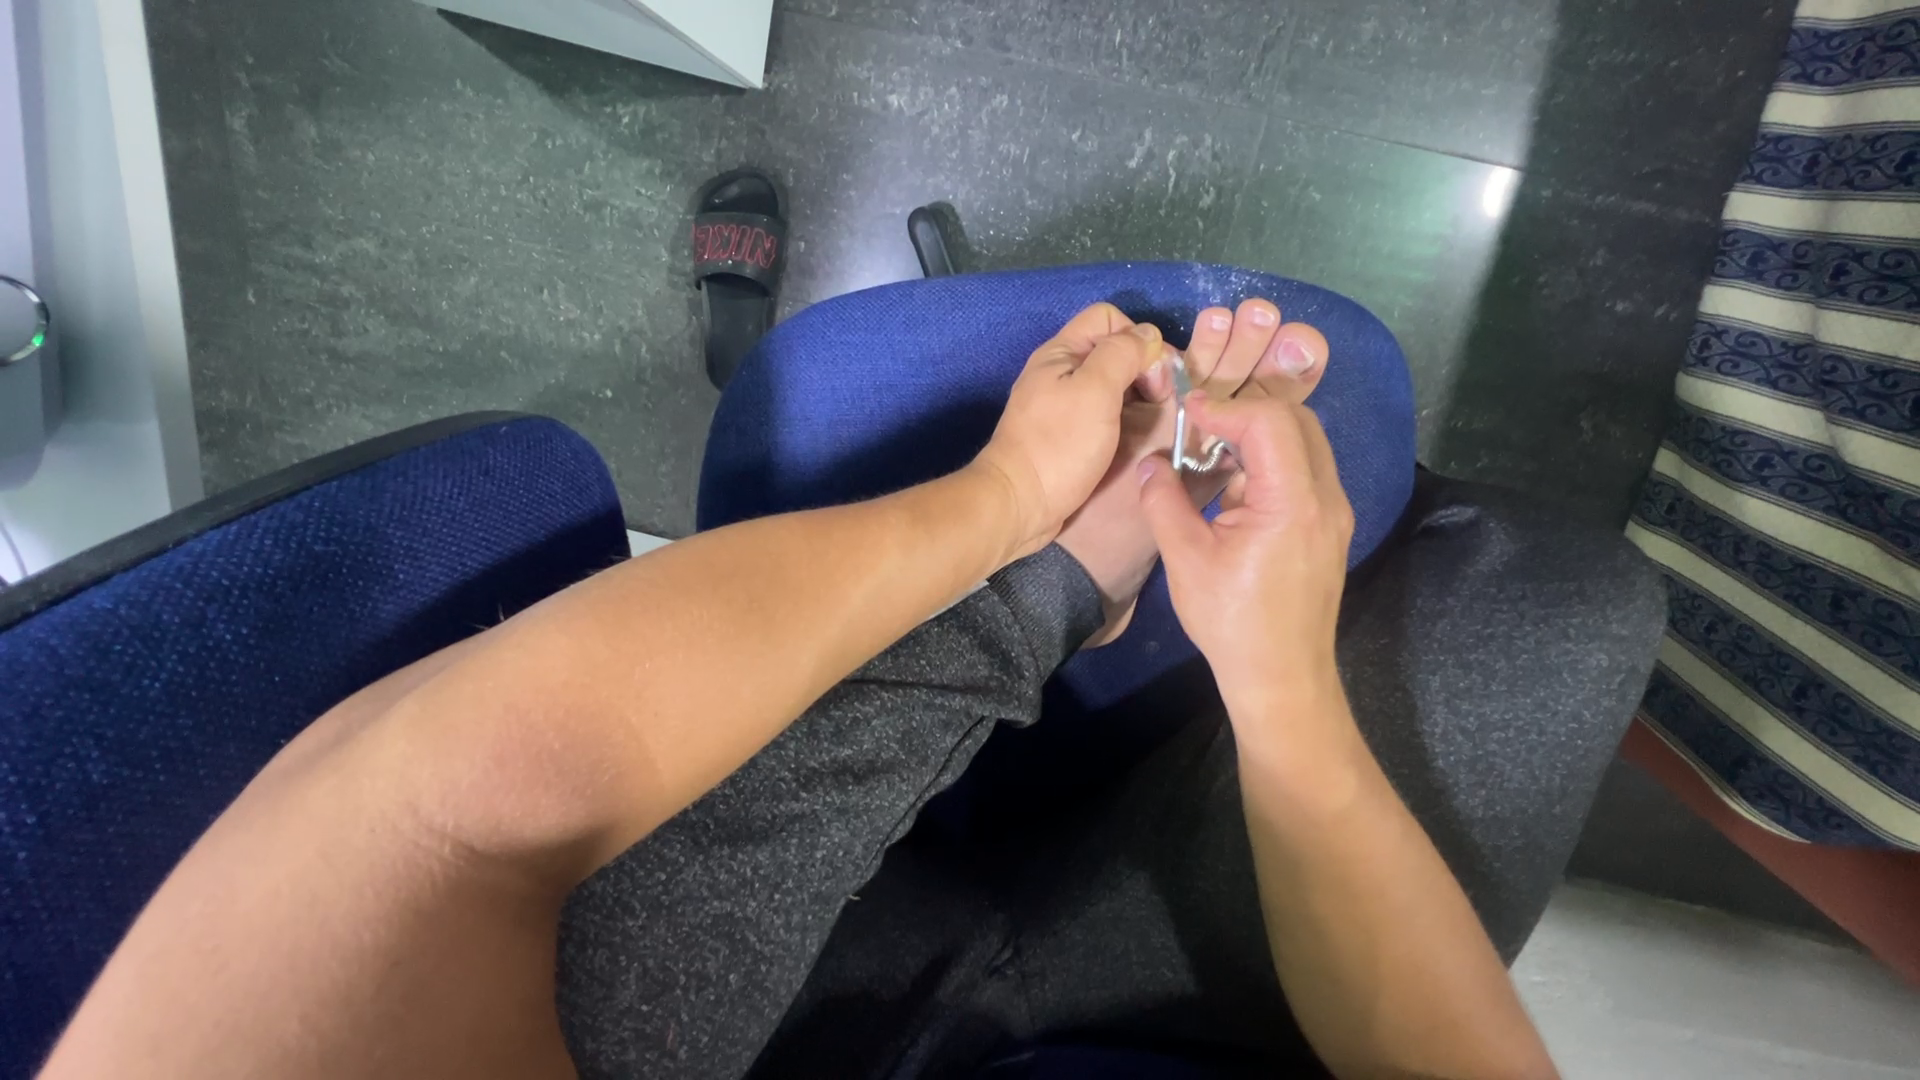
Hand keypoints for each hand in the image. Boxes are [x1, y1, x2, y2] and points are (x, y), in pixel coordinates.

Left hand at [972, 303, 1168, 560]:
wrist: (1019, 505)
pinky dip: (1122, 419)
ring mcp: (1061, 406)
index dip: (1137, 337)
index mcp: (1060, 353)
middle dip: (1142, 367)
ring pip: (1110, 385)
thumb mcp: (1095, 390)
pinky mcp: (1065, 437)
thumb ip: (1122, 354)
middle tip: (1159, 401)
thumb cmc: (1058, 445)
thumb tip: (1147, 335)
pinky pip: (1102, 414)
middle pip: (1111, 350)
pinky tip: (1133, 437)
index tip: (1154, 375)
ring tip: (1152, 419)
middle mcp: (1058, 373)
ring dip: (1135, 396)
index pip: (1108, 318)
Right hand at [1057, 300, 1328, 645]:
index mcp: (1292, 503)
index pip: (1270, 423)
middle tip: (1200, 426)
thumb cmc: (1230, 621)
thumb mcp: (1185, 560)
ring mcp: (1334, 513)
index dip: (1225, 408)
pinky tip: (1235, 486)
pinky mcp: (1328, 527)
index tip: (1187, 412)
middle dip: (1247, 413)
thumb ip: (1164, 502)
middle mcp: (1326, 499)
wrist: (1281, 676)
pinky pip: (1305, 472)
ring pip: (1306, 444)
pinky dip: (1271, 461)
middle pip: (1298, 422)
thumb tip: (1151, 463)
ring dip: (1261, 436)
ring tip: (1213, 452)